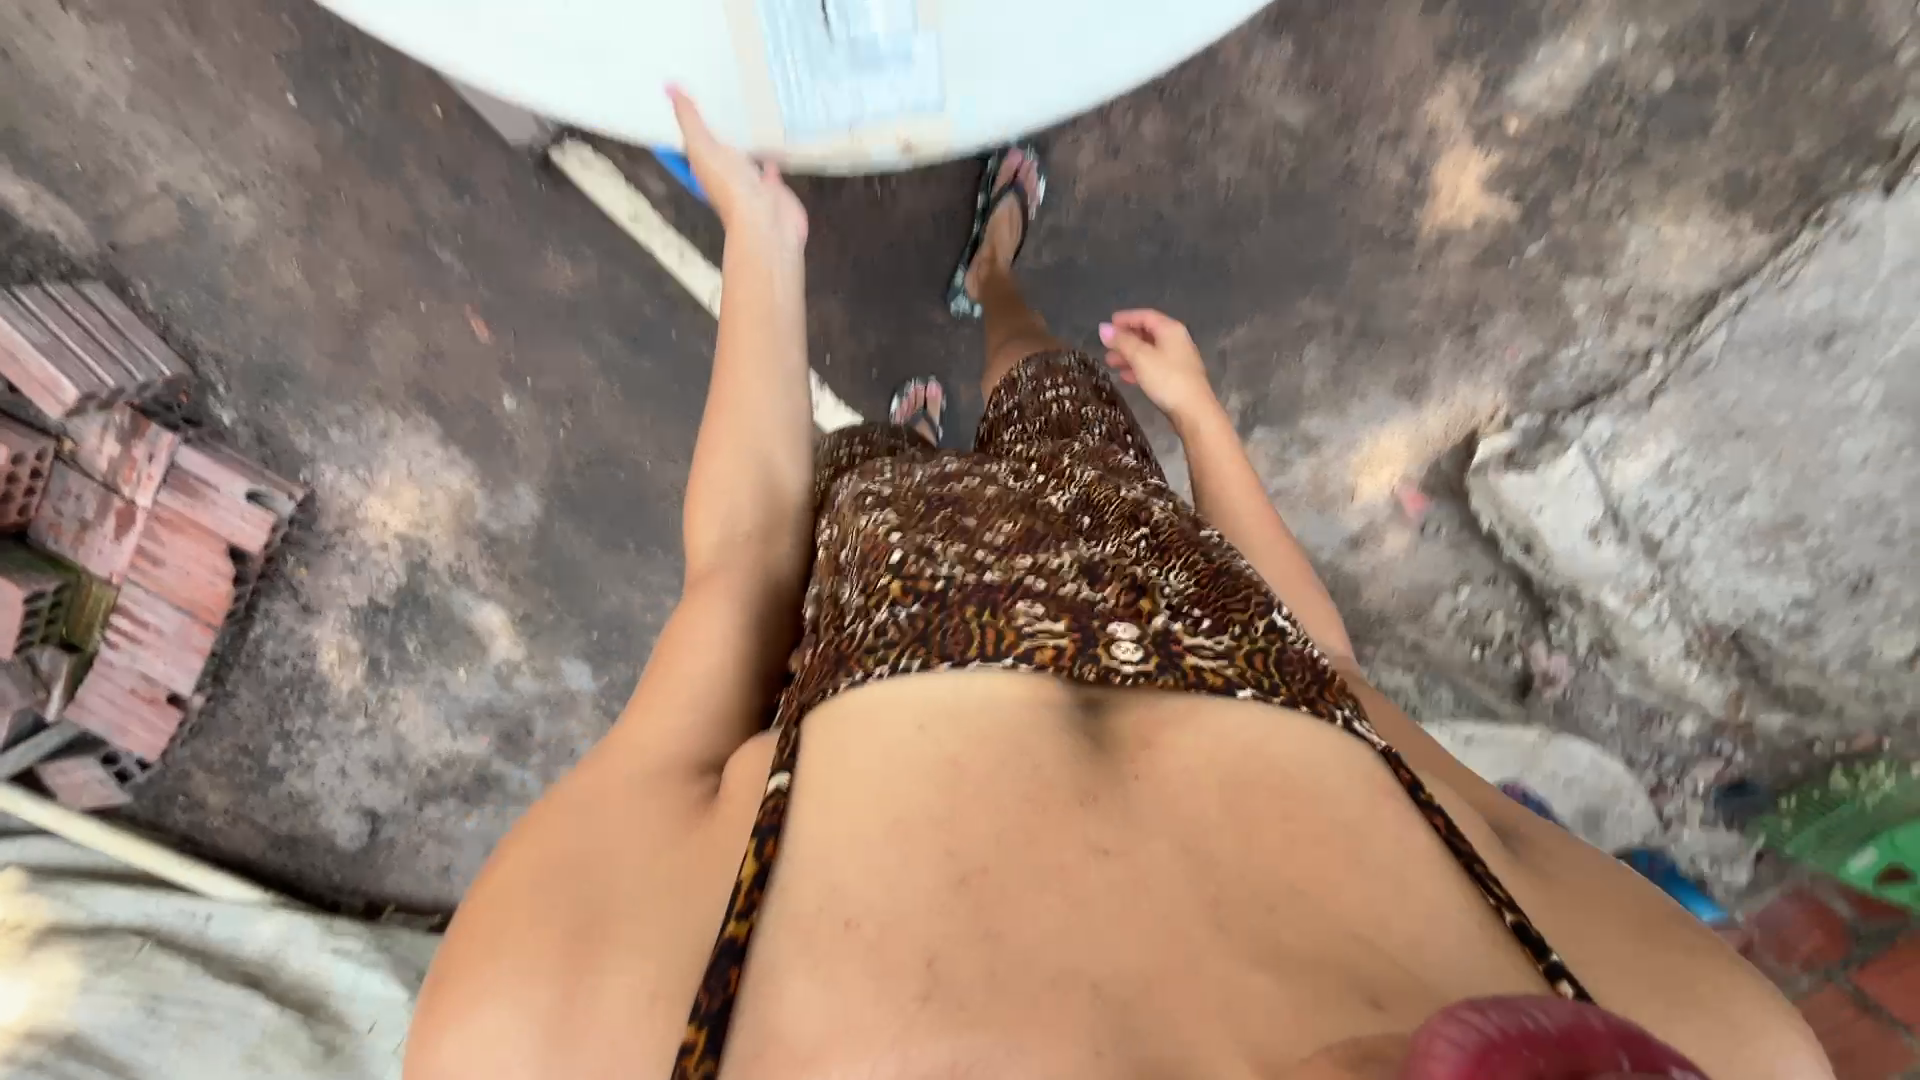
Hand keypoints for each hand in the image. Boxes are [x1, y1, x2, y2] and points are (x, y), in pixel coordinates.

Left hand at [667, 86, 807, 251]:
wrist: (767, 223)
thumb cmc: (731, 187)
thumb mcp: (702, 148)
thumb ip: (689, 120)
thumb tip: (669, 85)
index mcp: (704, 166)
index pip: (693, 140)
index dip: (690, 119)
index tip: (690, 90)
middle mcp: (726, 174)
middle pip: (720, 146)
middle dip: (721, 126)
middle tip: (723, 91)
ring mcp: (751, 182)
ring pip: (746, 156)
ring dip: (748, 140)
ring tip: (750, 108)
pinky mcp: (773, 186)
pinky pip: (770, 166)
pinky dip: (772, 153)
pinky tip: (775, 137)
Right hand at [1098, 309, 1219, 425]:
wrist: (1193, 410)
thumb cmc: (1167, 379)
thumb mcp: (1140, 357)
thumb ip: (1121, 342)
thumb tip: (1103, 328)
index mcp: (1170, 330)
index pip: (1146, 316)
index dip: (1126, 318)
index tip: (1108, 324)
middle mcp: (1176, 340)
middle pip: (1148, 333)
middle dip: (1126, 339)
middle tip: (1107, 346)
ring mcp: (1178, 359)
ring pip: (1149, 351)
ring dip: (1129, 355)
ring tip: (1110, 362)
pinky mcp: (1177, 377)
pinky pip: (1154, 366)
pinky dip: (1139, 368)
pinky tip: (1126, 376)